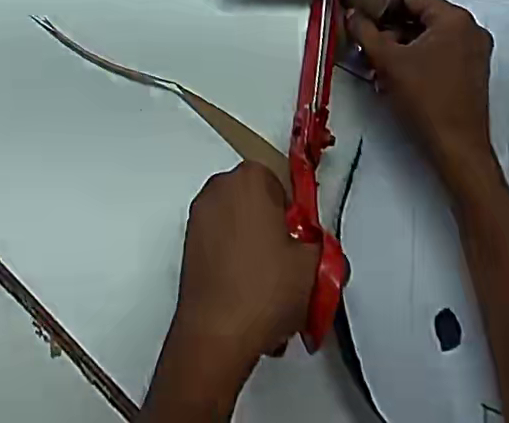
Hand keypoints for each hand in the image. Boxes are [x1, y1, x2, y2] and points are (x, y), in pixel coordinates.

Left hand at [171, 163, 318, 363]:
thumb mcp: (314, 264)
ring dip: (253, 243)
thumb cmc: (264, 290)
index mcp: (248, 180)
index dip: (291, 209)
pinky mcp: (189, 239)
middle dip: (271, 224)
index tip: (299, 235)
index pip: (276, 179)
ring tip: (270, 283)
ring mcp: (199, 213)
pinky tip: (249, 289)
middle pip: (253, 198)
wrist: (218, 329)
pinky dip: (234, 256)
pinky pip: (220, 239)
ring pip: (237, 221)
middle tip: (288, 259)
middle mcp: (218, 188)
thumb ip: (319, 240)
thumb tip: (312, 241)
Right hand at [345, 0, 493, 181]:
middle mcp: (469, 30)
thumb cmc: (428, 101)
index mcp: (454, 20)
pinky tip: (390, 67)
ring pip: (424, 31)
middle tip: (362, 33)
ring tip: (373, 54)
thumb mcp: (385, 58)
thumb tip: (353, 16)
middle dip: (386, 22)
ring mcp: (471, 50)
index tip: (358, 13)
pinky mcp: (468, 69)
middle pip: (417, 11)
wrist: (455, 145)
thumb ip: (364, 30)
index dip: (378, 2)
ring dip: (396, 39)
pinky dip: (411, 52)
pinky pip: (434, 47)